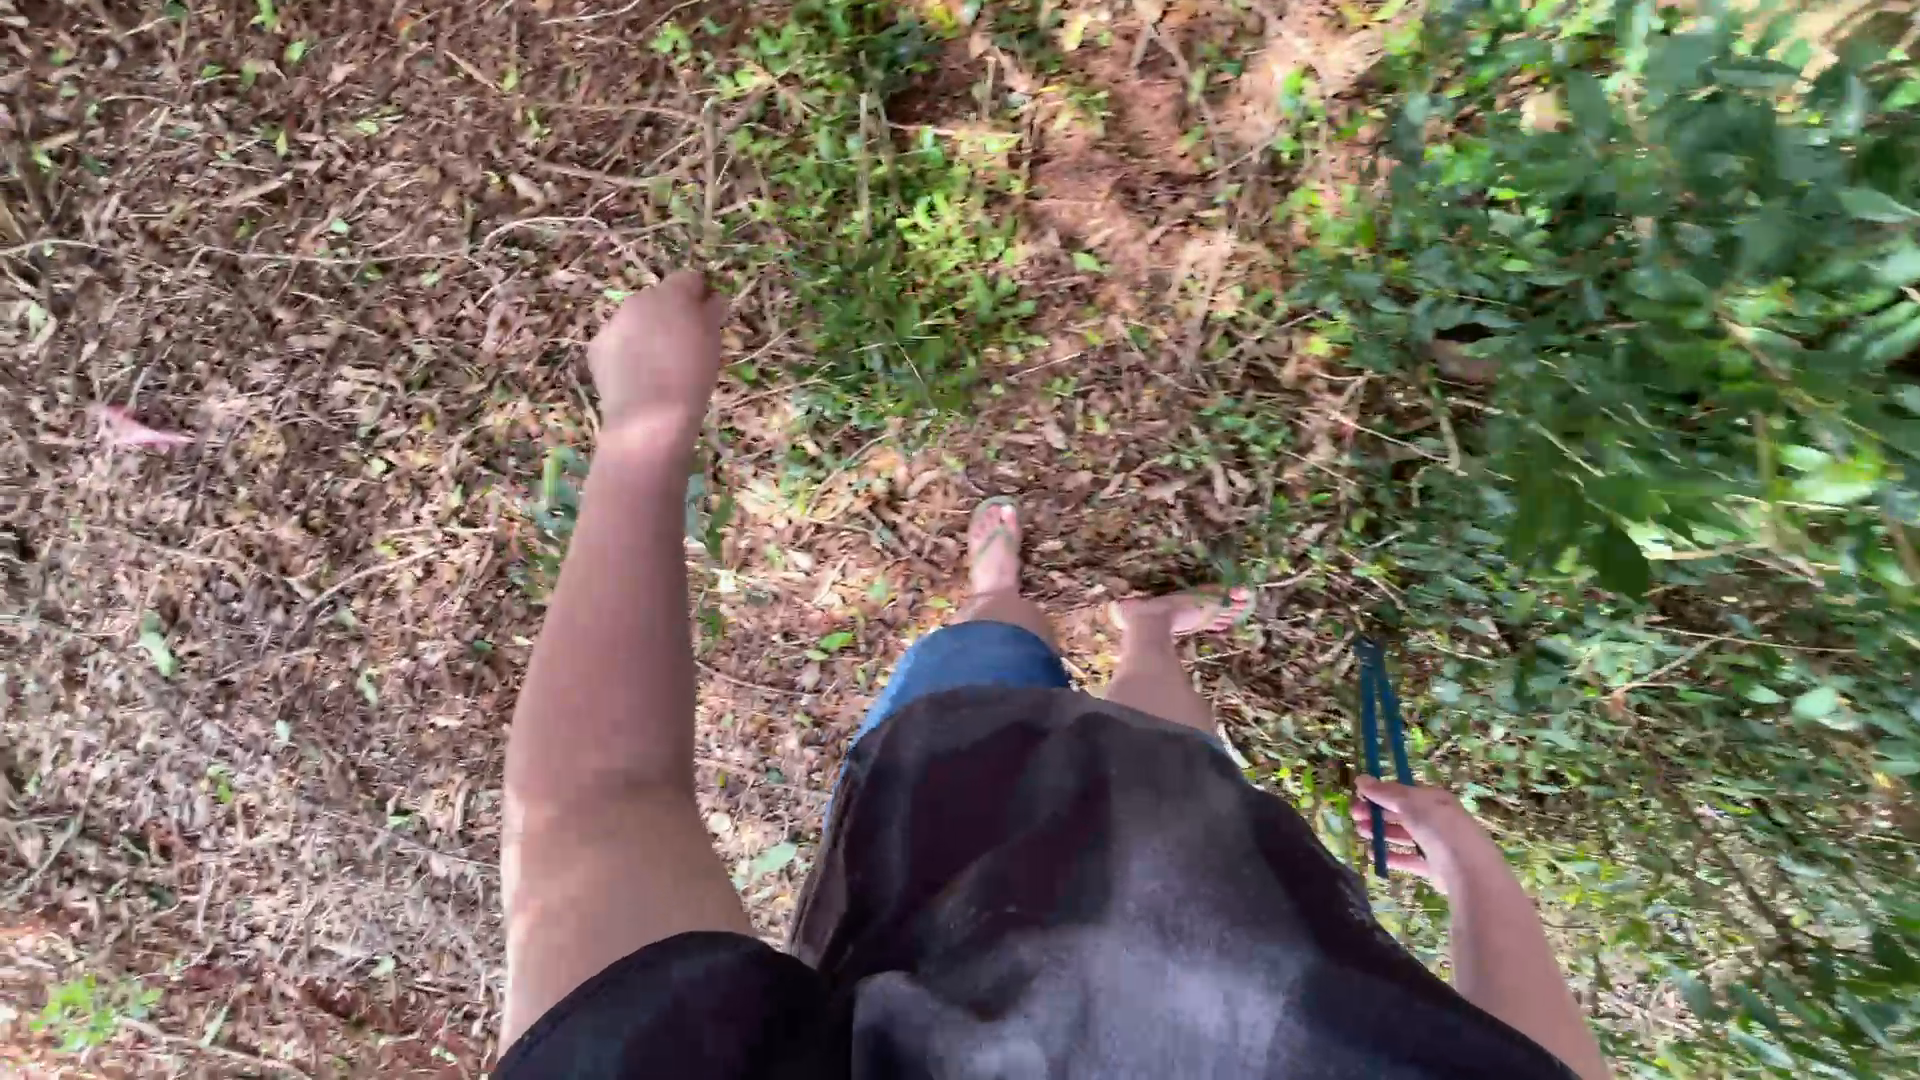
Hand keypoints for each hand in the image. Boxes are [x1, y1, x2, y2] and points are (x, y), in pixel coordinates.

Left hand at [587, 270, 728, 447]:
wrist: (651, 417)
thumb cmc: (693, 377)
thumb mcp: (713, 343)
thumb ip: (712, 314)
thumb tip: (713, 299)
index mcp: (671, 295)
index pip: (689, 278)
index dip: (701, 295)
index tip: (709, 315)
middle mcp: (638, 301)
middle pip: (659, 299)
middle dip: (671, 315)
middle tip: (685, 347)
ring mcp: (614, 323)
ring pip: (636, 321)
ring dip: (649, 334)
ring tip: (661, 366)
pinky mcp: (598, 347)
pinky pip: (619, 343)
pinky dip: (629, 354)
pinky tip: (640, 378)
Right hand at [1352, 777, 1504, 893]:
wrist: (1467, 869)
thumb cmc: (1438, 826)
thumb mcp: (1408, 802)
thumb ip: (1383, 792)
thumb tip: (1360, 779)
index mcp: (1433, 799)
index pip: (1402, 792)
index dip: (1379, 793)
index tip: (1358, 797)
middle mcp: (1436, 819)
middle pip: (1400, 814)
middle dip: (1375, 813)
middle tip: (1354, 816)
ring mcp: (1436, 844)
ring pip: (1403, 835)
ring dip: (1380, 833)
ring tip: (1360, 833)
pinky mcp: (1434, 867)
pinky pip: (1409, 859)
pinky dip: (1392, 856)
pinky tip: (1375, 856)